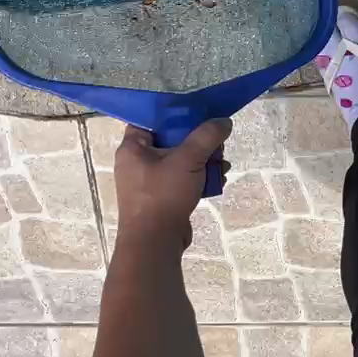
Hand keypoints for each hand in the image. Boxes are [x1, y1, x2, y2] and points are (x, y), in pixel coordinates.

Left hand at [113, 119, 231, 252]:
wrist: (155, 243)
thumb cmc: (163, 195)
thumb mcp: (188, 159)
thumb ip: (207, 136)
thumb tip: (224, 122)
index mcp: (133, 148)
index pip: (150, 119)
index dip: (174, 113)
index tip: (197, 113)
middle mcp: (137, 162)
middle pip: (171, 139)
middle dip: (198, 140)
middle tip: (215, 141)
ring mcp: (148, 182)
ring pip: (181, 159)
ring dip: (204, 159)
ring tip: (222, 163)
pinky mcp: (161, 197)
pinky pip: (182, 177)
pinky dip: (199, 176)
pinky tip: (217, 179)